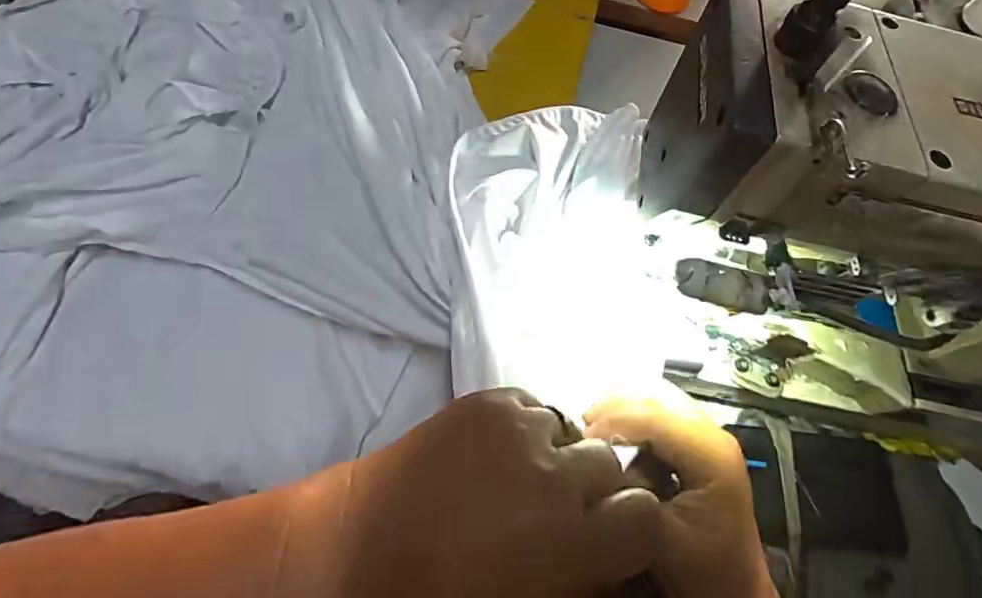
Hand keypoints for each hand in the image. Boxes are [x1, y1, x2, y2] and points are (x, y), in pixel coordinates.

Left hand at [314, 387, 663, 597]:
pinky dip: (525, 432)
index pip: (644, 517)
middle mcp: (553, 477)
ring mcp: (522, 429)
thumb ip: (574, 585)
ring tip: (518, 482)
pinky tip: (493, 458)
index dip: (632, 528)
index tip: (612, 536)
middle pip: (609, 464)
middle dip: (592, 489)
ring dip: (556, 457)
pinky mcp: (492, 401)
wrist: (337, 556)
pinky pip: (534, 409)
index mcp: (562, 543)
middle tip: (558, 511)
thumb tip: (614, 571)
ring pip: (571, 432)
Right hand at [585, 391, 777, 597]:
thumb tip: (603, 470)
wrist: (738, 589)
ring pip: (667, 402)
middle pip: (664, 399)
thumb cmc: (707, 570)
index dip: (619, 417)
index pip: (659, 416)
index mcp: (711, 450)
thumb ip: (636, 501)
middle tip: (585, 418)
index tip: (585, 430)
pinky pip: (669, 418)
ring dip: (630, 407)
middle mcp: (715, 434)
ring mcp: (711, 439)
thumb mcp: (666, 540)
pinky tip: (619, 431)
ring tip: (596, 421)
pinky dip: (641, 418)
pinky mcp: (703, 449)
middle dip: (622, 404)